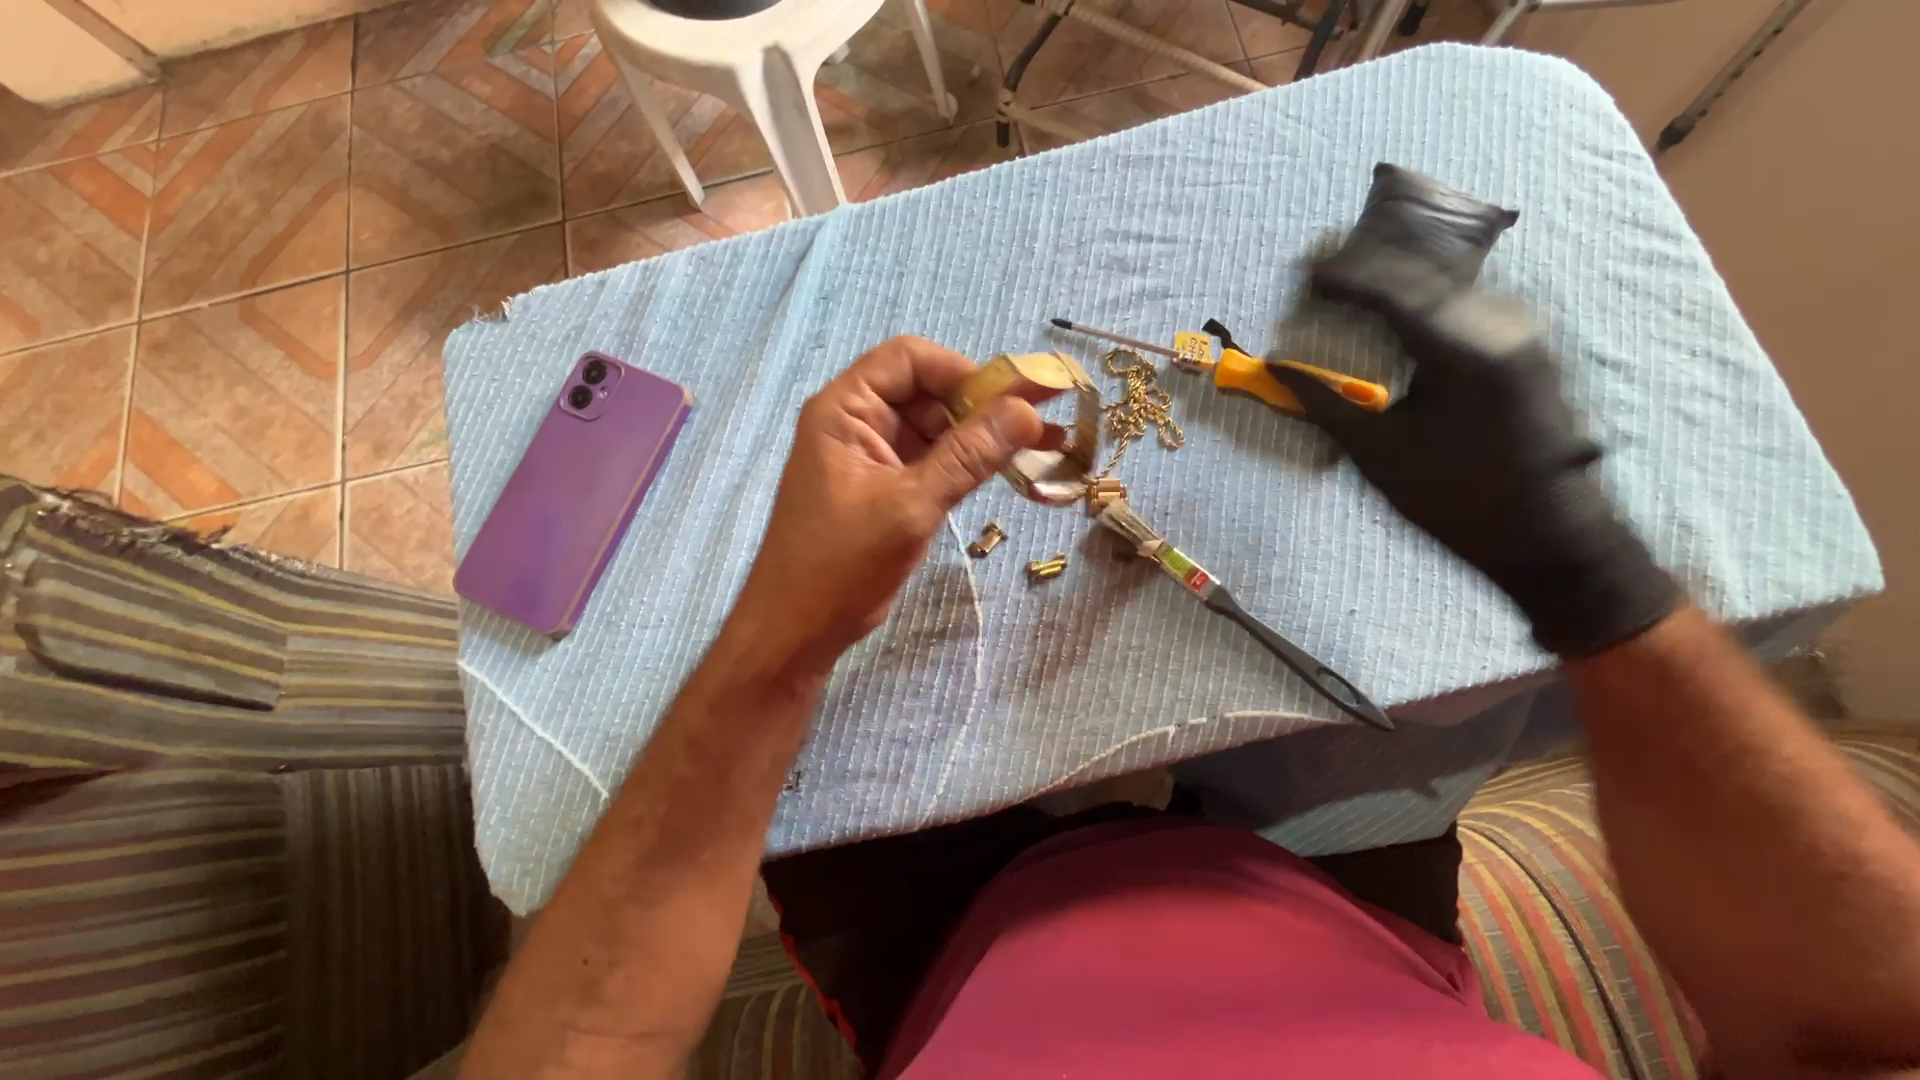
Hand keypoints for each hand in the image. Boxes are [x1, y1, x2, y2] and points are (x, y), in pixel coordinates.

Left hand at [722, 337, 1051, 682]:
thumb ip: (969, 456)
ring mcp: (870, 457)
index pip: (909, 360)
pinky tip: (1007, 471)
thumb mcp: (910, 505)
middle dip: (983, 407)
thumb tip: (1027, 411)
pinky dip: (966, 465)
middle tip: (1044, 424)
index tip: (1016, 398)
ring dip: (982, 437)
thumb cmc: (841, 565)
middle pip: (927, 392)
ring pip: (934, 428)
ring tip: (1042, 447)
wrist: (796, 631)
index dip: (964, 372)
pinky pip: (930, 461)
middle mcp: (855, 423)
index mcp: (844, 410)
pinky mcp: (883, 489)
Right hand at [1270, 253, 1678, 657]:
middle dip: (1373, 268)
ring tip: (1359, 283)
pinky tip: (1407, 310)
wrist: (1548, 534)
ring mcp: (1525, 336)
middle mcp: (1502, 329)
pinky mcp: (1532, 349)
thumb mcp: (1377, 453)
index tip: (1308, 275)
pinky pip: (1476, 303)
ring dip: (1404, 279)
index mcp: (1461, 354)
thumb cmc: (1454, 500)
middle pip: (1427, 277)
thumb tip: (1278, 367)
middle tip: (1327, 270)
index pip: (1392, 294)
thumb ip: (1324, 403)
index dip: (1345, 280)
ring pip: (1456, 285)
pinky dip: (1433, 298)